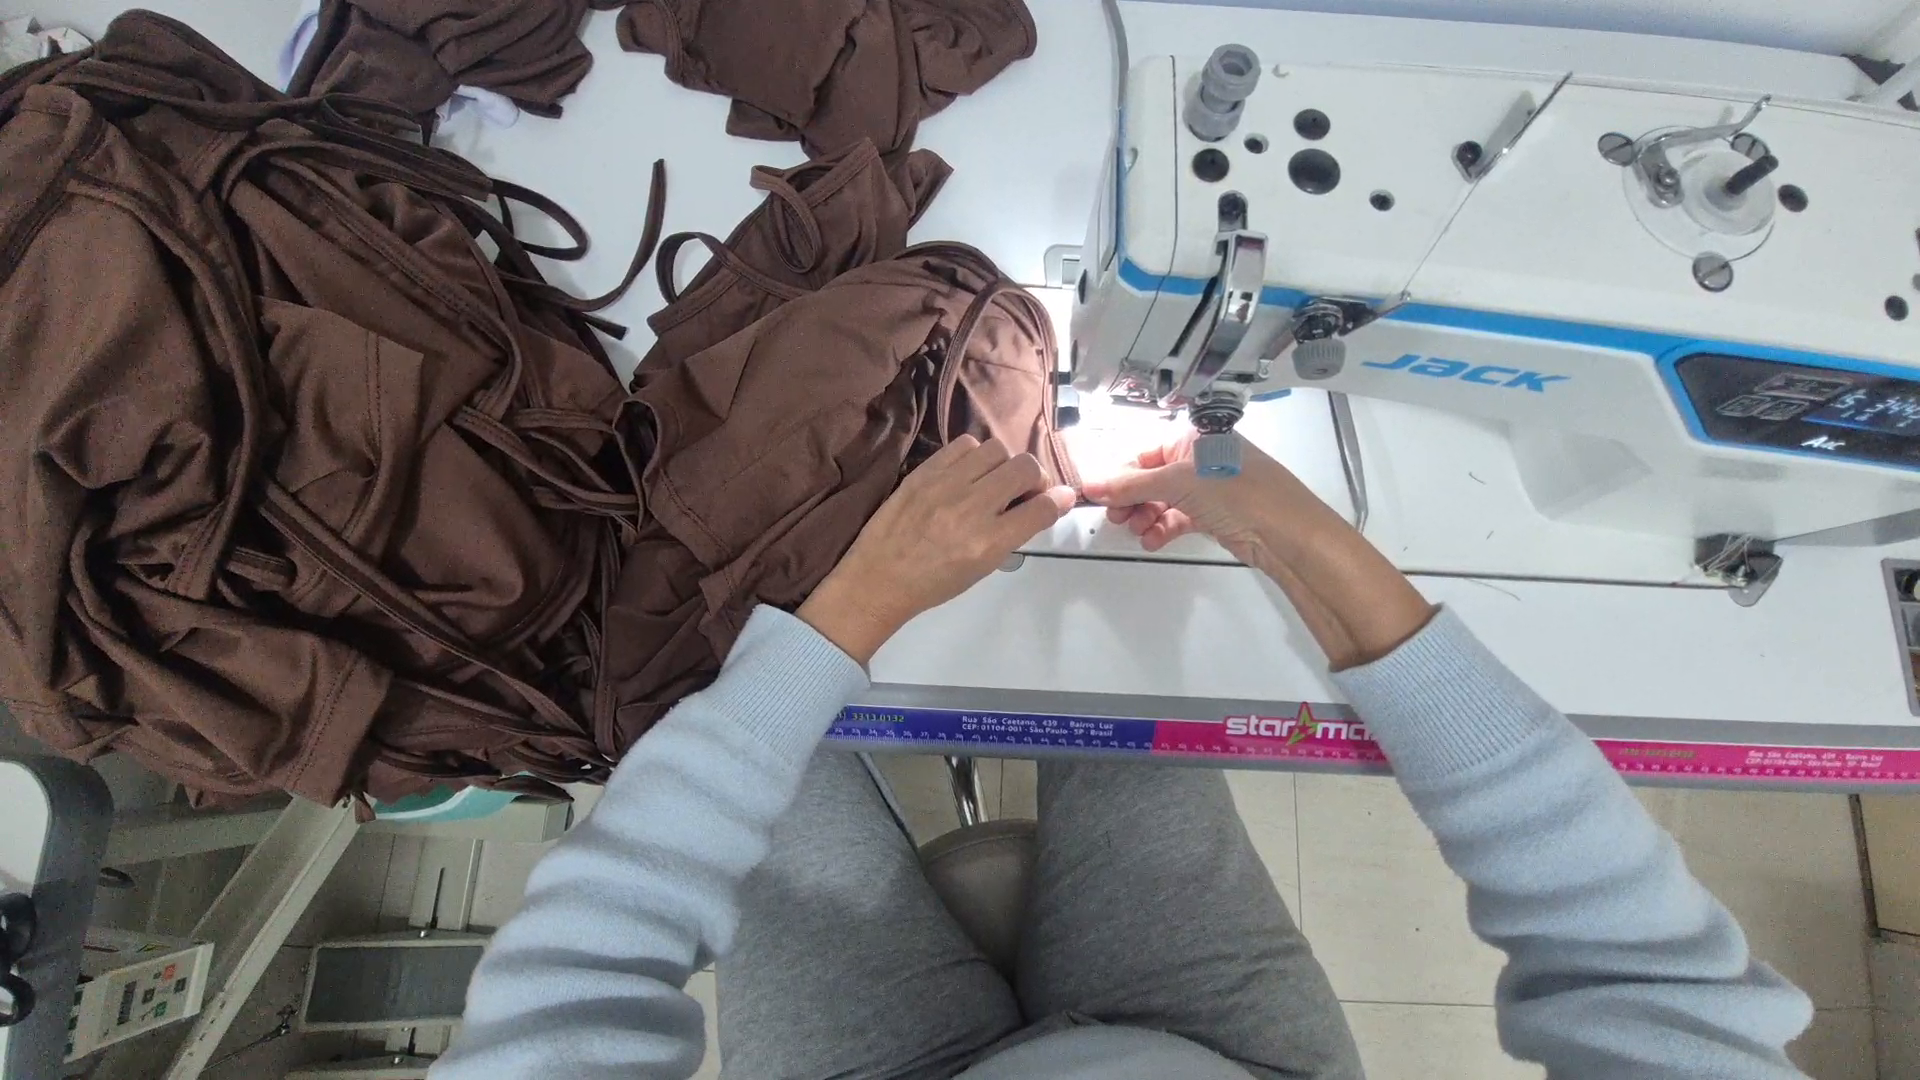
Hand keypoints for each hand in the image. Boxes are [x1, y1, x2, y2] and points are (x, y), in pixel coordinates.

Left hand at [798, 436, 1075, 664]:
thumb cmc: (933, 583)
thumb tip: (1043, 506)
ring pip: (996, 450)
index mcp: (988, 543)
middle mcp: (970, 509)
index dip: (1060, 500)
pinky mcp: (923, 472)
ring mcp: (945, 486)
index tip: (1063, 497)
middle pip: (1025, 469)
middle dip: (1035, 478)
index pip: (1040, 509)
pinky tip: (969, 472)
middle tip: (1025, 491)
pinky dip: (975, 455)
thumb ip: (1013, 535)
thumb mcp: (981, 569)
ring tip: (994, 480)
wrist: (878, 579)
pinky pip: (964, 444)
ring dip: (1005, 464)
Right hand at [1079, 431, 1319, 563]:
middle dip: (1131, 500)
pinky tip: (1153, 541)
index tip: (1098, 498)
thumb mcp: (1178, 482)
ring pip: (1161, 500)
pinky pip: (1176, 518)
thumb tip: (1090, 487)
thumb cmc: (1237, 492)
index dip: (1119, 476)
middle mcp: (1198, 459)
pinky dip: (1162, 529)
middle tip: (1116, 519)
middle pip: (1149, 479)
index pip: (1143, 454)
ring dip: (1145, 517)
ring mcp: (1206, 488)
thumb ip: (1131, 486)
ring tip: (1138, 532)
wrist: (1285, 531)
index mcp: (1192, 438)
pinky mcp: (1212, 514)